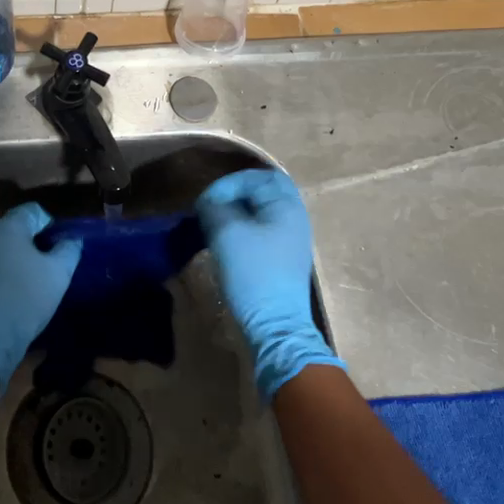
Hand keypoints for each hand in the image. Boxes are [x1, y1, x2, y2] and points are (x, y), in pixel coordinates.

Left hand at [0, 203, 80, 395]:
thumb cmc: (24, 300)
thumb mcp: (58, 274)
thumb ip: (69, 250)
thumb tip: (71, 239)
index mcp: (8, 228)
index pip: (33, 211)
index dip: (51, 225)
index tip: (61, 247)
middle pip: (15, 229)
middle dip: (34, 242)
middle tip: (50, 265)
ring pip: (1, 249)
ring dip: (17, 259)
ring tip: (32, 282)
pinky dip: (2, 274)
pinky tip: (11, 295)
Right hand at [195, 167, 344, 400]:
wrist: (275, 327)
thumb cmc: (253, 274)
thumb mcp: (227, 234)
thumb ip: (215, 207)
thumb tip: (209, 202)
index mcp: (287, 206)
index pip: (259, 176)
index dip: (229, 183)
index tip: (208, 202)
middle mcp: (295, 218)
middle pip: (264, 191)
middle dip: (235, 194)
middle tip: (212, 206)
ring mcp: (291, 240)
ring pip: (263, 211)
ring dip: (238, 212)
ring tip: (215, 223)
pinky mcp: (283, 259)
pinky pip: (263, 230)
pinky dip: (243, 228)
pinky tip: (227, 242)